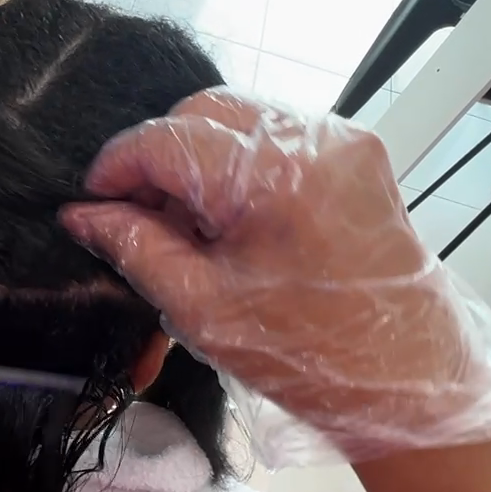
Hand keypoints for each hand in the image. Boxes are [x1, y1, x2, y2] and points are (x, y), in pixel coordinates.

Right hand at [60, 88, 490, 461]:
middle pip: (201, 113)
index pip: (166, 138)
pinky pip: (271, 139)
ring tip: (180, 226)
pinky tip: (222, 219)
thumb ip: (133, 247)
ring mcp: (341, 142)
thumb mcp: (198, 305)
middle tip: (133, 216)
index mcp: (273, 175)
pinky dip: (231, 168)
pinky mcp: (354, 157)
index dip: (115, 166)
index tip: (91, 201)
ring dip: (191, 163)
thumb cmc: (306, 354)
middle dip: (154, 159)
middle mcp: (314, 138)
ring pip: (234, 121)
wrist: (406, 378)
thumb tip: (84, 216)